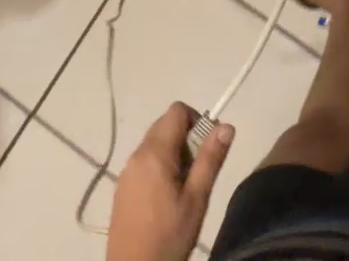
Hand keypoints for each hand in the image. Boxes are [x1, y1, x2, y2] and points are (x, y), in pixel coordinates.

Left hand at [107, 103, 233, 260]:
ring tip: (185, 189)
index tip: (208, 148)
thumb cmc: (169, 237)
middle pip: (165, 125)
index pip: (177, 110)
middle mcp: (137, 154)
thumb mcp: (197, 200)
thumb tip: (226, 125)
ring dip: (174, 153)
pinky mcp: (122, 186)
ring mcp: (126, 170)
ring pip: (155, 143)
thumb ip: (210, 159)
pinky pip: (144, 161)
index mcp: (155, 152)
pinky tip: (167, 199)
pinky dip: (160, 166)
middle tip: (199, 173)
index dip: (197, 120)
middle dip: (187, 139)